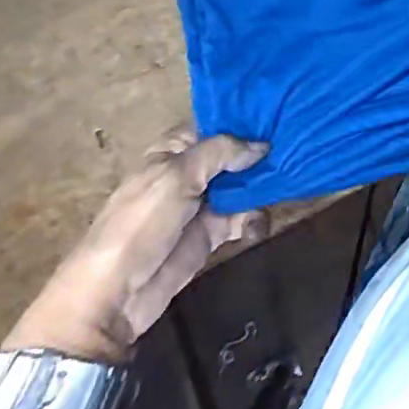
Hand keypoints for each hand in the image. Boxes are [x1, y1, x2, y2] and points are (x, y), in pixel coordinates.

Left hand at [0, 130, 270, 362]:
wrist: (112, 299)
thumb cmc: (137, 225)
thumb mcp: (177, 177)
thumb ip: (222, 151)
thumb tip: (263, 145)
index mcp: (175, 149)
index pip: (217, 122)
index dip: (246, 117)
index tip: (282, 109)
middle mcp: (193, 170)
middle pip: (238, 151)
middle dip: (264, 151)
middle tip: (296, 148)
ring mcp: (204, 201)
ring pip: (247, 182)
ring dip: (265, 186)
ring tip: (284, 188)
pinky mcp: (214, 232)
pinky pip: (246, 216)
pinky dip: (255, 219)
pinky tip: (256, 227)